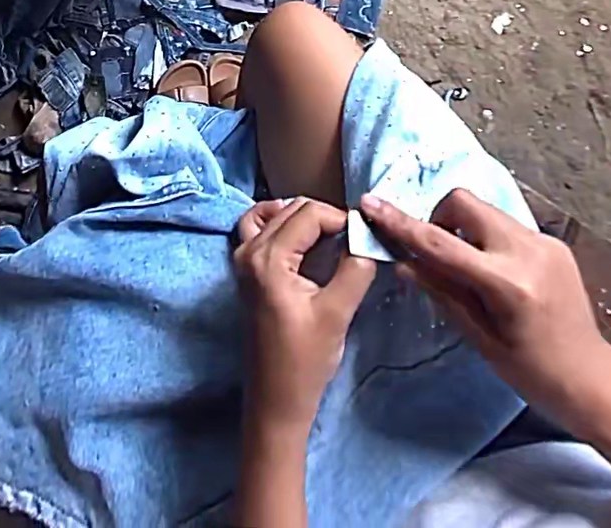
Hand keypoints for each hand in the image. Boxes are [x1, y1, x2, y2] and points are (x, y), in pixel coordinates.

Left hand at [233, 197, 377, 430]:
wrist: (275, 399)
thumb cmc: (305, 360)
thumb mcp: (338, 313)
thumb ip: (355, 268)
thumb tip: (368, 237)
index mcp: (270, 258)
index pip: (310, 213)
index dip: (341, 219)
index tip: (362, 237)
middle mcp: (250, 251)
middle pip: (293, 209)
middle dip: (326, 217)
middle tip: (352, 239)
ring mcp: (242, 259)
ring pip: (275, 213)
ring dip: (303, 216)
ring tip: (329, 235)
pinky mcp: (245, 269)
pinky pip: (256, 227)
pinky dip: (277, 221)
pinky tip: (299, 236)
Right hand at [359, 188, 610, 429]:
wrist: (594, 378)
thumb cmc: (532, 372)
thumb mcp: (480, 339)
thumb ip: (441, 292)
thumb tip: (403, 261)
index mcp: (507, 284)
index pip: (441, 244)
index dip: (401, 223)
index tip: (371, 203)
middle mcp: (527, 251)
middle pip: (463, 202)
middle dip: (440, 218)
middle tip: (439, 255)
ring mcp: (543, 241)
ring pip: (484, 209)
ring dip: (464, 228)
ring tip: (470, 267)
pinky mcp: (552, 240)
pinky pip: (505, 224)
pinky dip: (488, 238)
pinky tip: (497, 272)